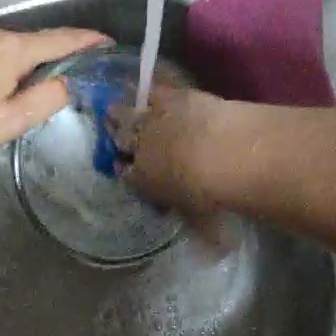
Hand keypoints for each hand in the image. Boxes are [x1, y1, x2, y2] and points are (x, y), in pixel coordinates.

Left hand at [0, 22, 108, 176]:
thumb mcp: (12, 121)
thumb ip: (47, 99)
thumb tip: (66, 83)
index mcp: (9, 48)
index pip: (58, 40)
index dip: (84, 41)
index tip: (105, 40)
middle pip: (26, 44)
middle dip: (39, 63)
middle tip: (42, 93)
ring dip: (8, 66)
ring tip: (1, 98)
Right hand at [112, 82, 232, 228]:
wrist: (220, 153)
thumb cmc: (209, 195)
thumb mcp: (205, 220)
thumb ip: (205, 234)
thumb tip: (216, 253)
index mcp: (142, 180)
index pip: (127, 176)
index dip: (126, 172)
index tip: (127, 170)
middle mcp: (140, 149)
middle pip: (121, 141)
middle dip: (118, 139)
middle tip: (119, 135)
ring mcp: (152, 120)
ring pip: (126, 114)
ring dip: (121, 112)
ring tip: (115, 108)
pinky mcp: (170, 96)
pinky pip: (151, 88)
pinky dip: (146, 86)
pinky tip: (142, 82)